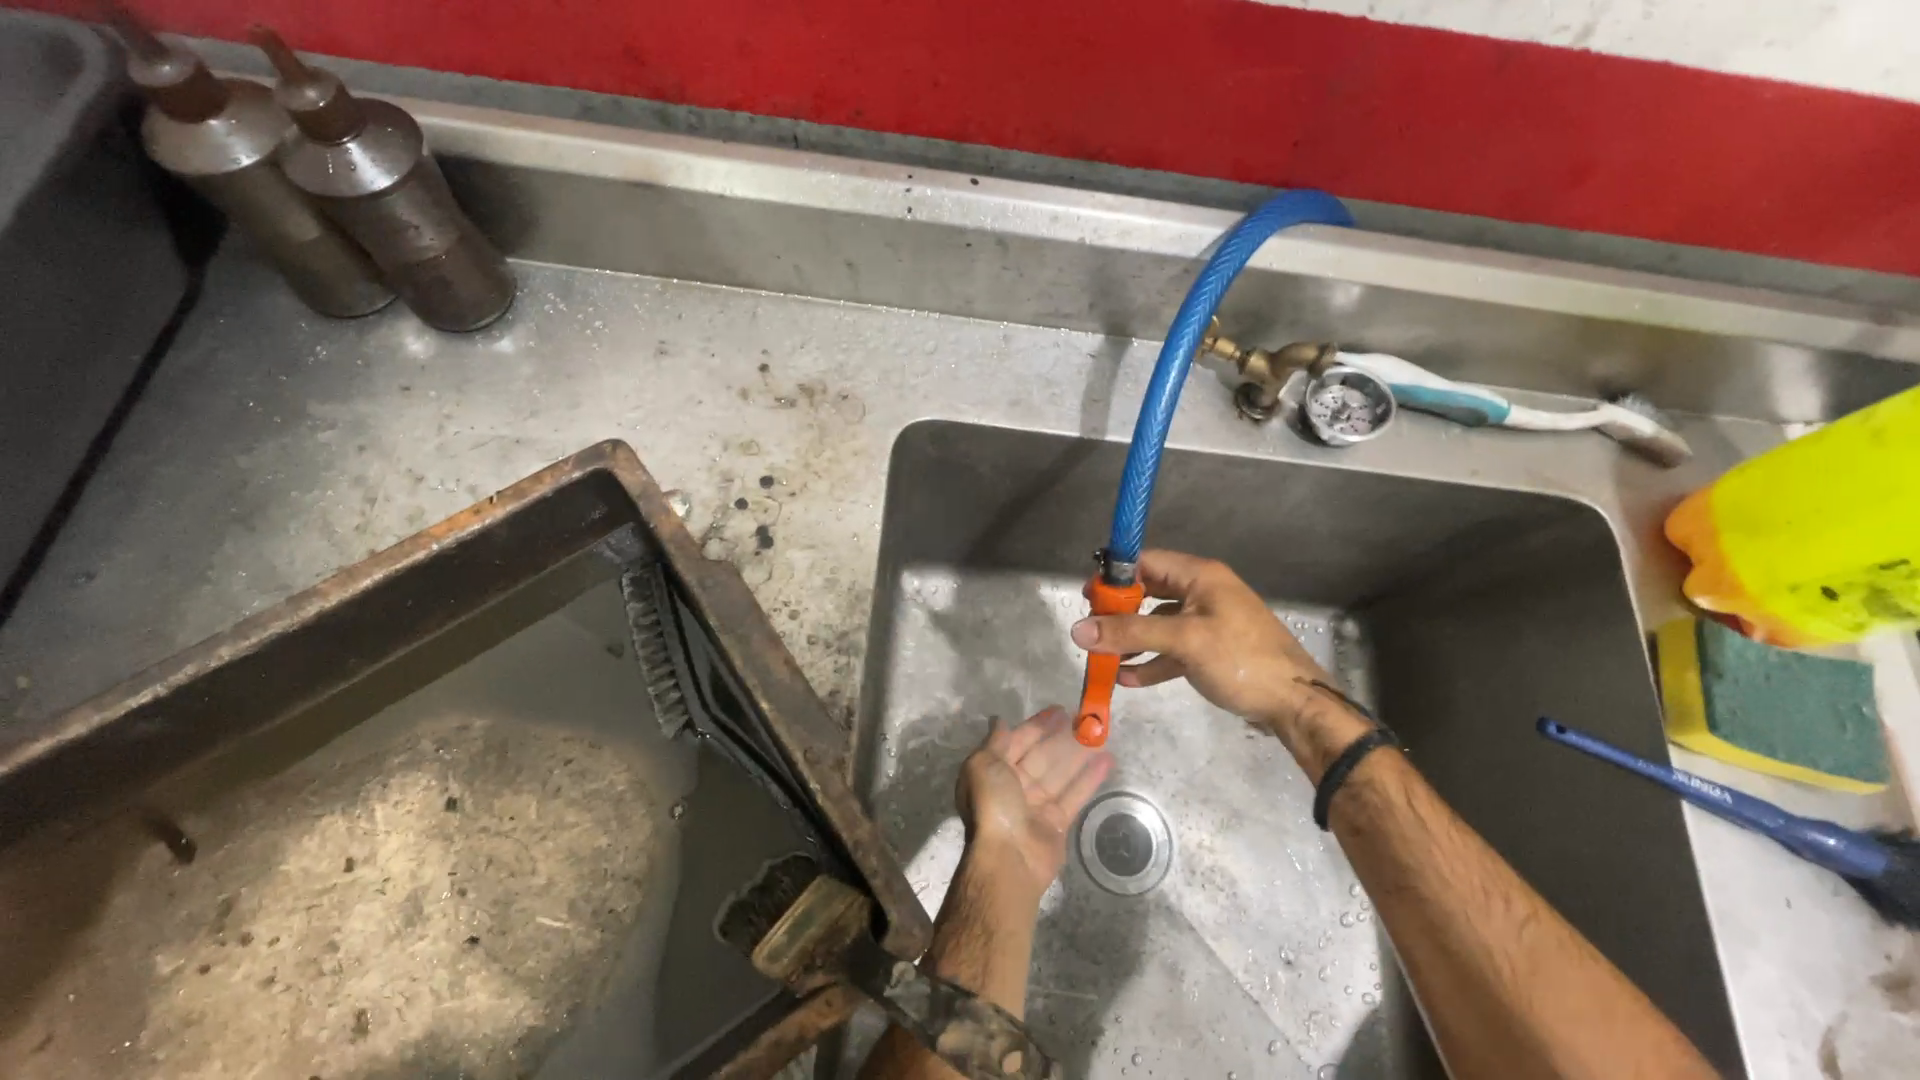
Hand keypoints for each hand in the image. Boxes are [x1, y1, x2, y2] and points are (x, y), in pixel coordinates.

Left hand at [956, 705, 1113, 901]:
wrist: (1008, 857)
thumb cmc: (992, 805)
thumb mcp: (983, 765)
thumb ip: (996, 742)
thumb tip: (999, 720)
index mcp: (993, 772)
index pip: (1018, 742)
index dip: (1037, 726)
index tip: (1059, 711)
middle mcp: (1014, 787)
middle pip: (1042, 757)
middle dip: (1061, 738)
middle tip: (1085, 719)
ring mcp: (1036, 805)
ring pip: (1060, 773)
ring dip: (1079, 754)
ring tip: (1100, 734)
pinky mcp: (1057, 822)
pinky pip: (1074, 795)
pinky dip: (1090, 778)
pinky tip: (1107, 760)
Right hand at [1070, 550, 1371, 776]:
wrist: (1294, 703)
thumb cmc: (1241, 660)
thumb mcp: (1184, 641)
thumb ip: (1131, 632)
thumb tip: (1079, 629)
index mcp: (1201, 577)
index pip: (1148, 562)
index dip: (1116, 577)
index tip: (1088, 598)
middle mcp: (1204, 593)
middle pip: (1150, 593)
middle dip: (1119, 612)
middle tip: (1092, 630)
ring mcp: (1208, 623)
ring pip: (1158, 624)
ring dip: (1132, 641)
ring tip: (1103, 658)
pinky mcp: (1210, 651)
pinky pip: (1172, 650)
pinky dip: (1151, 661)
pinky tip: (1129, 679)